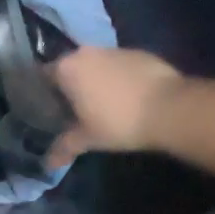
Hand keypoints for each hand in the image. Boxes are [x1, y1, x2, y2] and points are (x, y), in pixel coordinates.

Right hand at [45, 47, 184, 167]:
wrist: (170, 108)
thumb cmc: (120, 122)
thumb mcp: (89, 139)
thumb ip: (64, 147)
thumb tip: (46, 164)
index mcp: (66, 68)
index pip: (44, 75)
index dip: (46, 93)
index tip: (51, 109)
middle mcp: (84, 52)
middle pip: (70, 68)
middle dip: (71, 86)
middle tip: (76, 109)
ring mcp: (111, 49)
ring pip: (95, 64)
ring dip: (96, 79)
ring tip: (104, 104)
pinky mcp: (136, 52)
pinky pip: (118, 64)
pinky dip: (119, 77)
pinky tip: (129, 97)